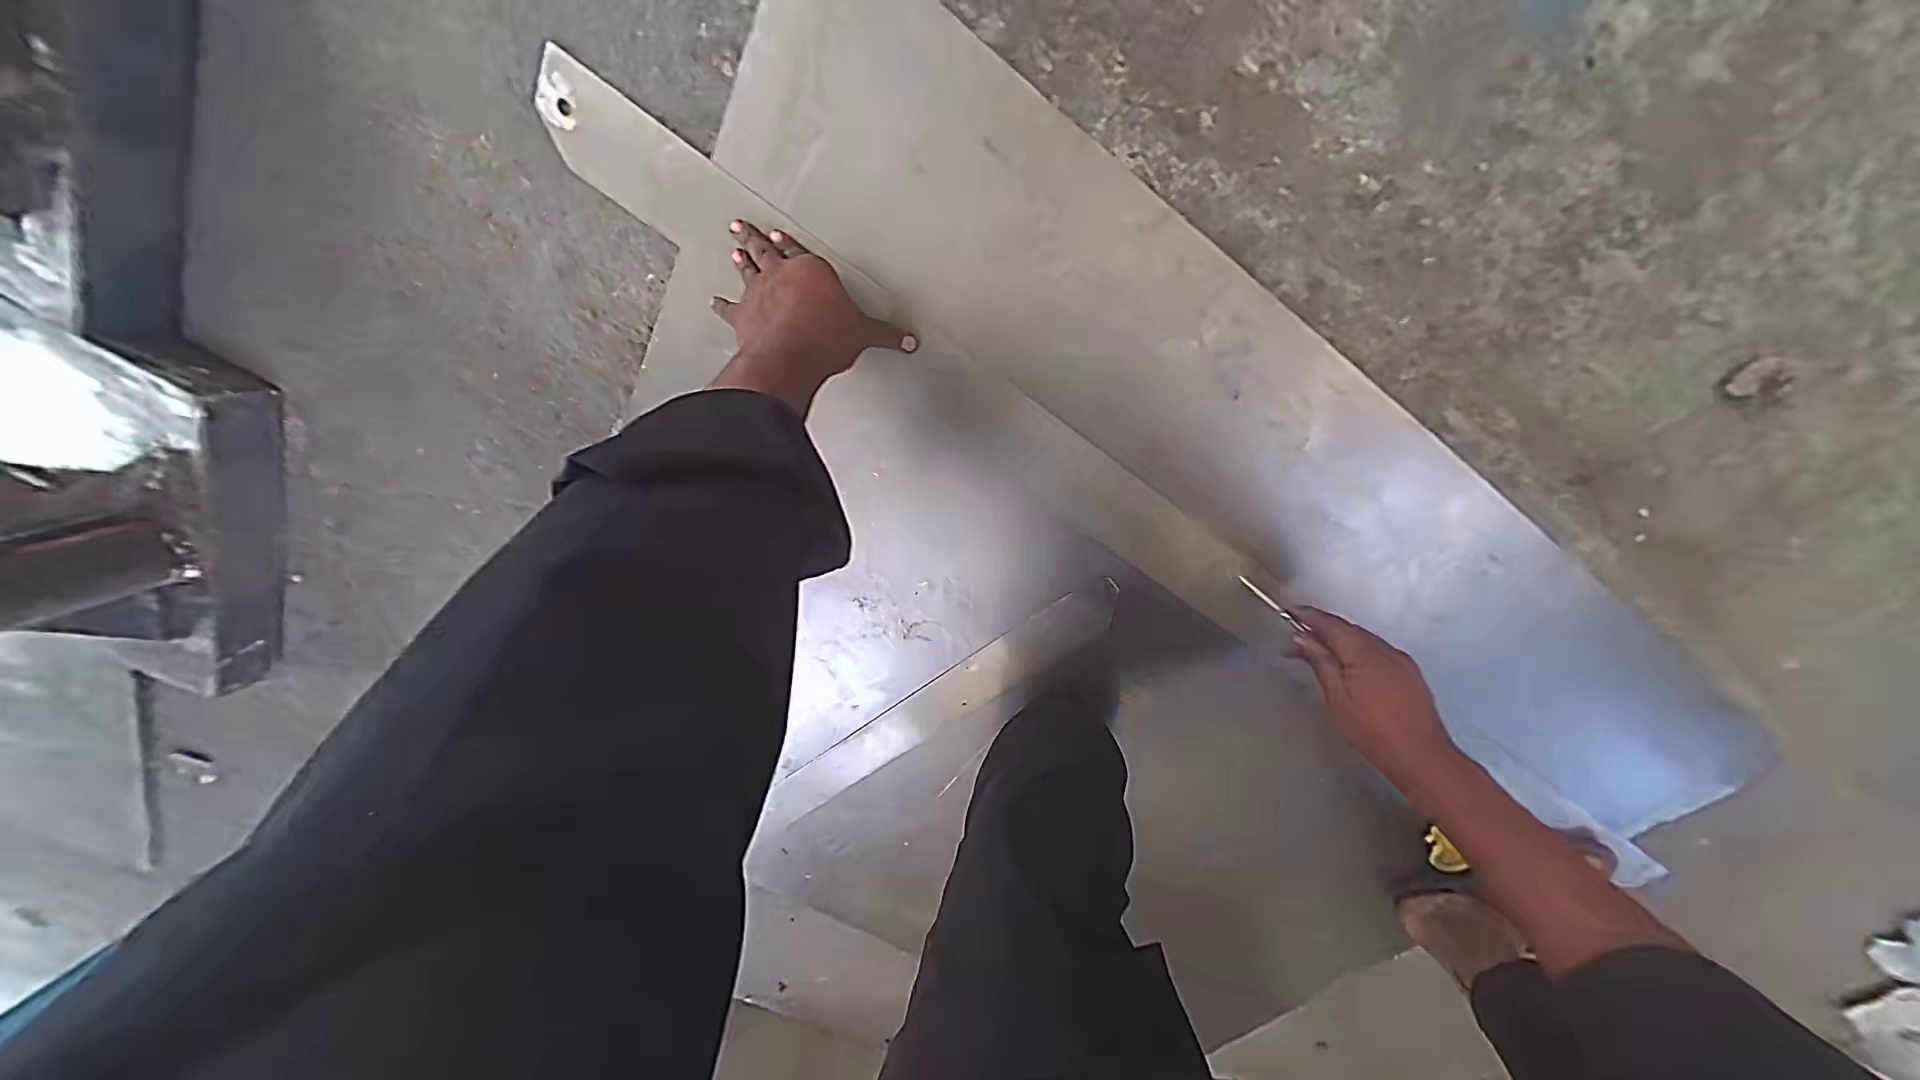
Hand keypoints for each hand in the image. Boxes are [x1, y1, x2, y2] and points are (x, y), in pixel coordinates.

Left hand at [709, 220, 916, 415]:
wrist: (790, 358)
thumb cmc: (823, 340)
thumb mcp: (863, 335)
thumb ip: (885, 335)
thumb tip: (906, 340)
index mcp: (813, 271)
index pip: (803, 253)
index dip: (793, 245)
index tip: (783, 236)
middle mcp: (782, 275)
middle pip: (768, 250)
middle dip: (756, 237)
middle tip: (743, 224)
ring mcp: (759, 293)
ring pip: (747, 267)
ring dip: (741, 256)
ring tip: (735, 245)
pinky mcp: (743, 315)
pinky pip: (729, 307)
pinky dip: (722, 305)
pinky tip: (715, 301)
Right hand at [1288, 606, 1459, 784]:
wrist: (1422, 757)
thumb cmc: (1376, 733)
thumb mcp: (1337, 699)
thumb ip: (1320, 662)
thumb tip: (1303, 639)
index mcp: (1365, 654)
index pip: (1331, 624)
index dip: (1308, 616)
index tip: (1291, 612)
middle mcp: (1386, 651)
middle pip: (1347, 628)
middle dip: (1320, 627)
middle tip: (1296, 635)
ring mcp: (1401, 661)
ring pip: (1363, 638)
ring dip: (1338, 638)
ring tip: (1317, 650)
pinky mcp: (1409, 672)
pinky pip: (1377, 649)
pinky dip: (1356, 648)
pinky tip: (1346, 661)